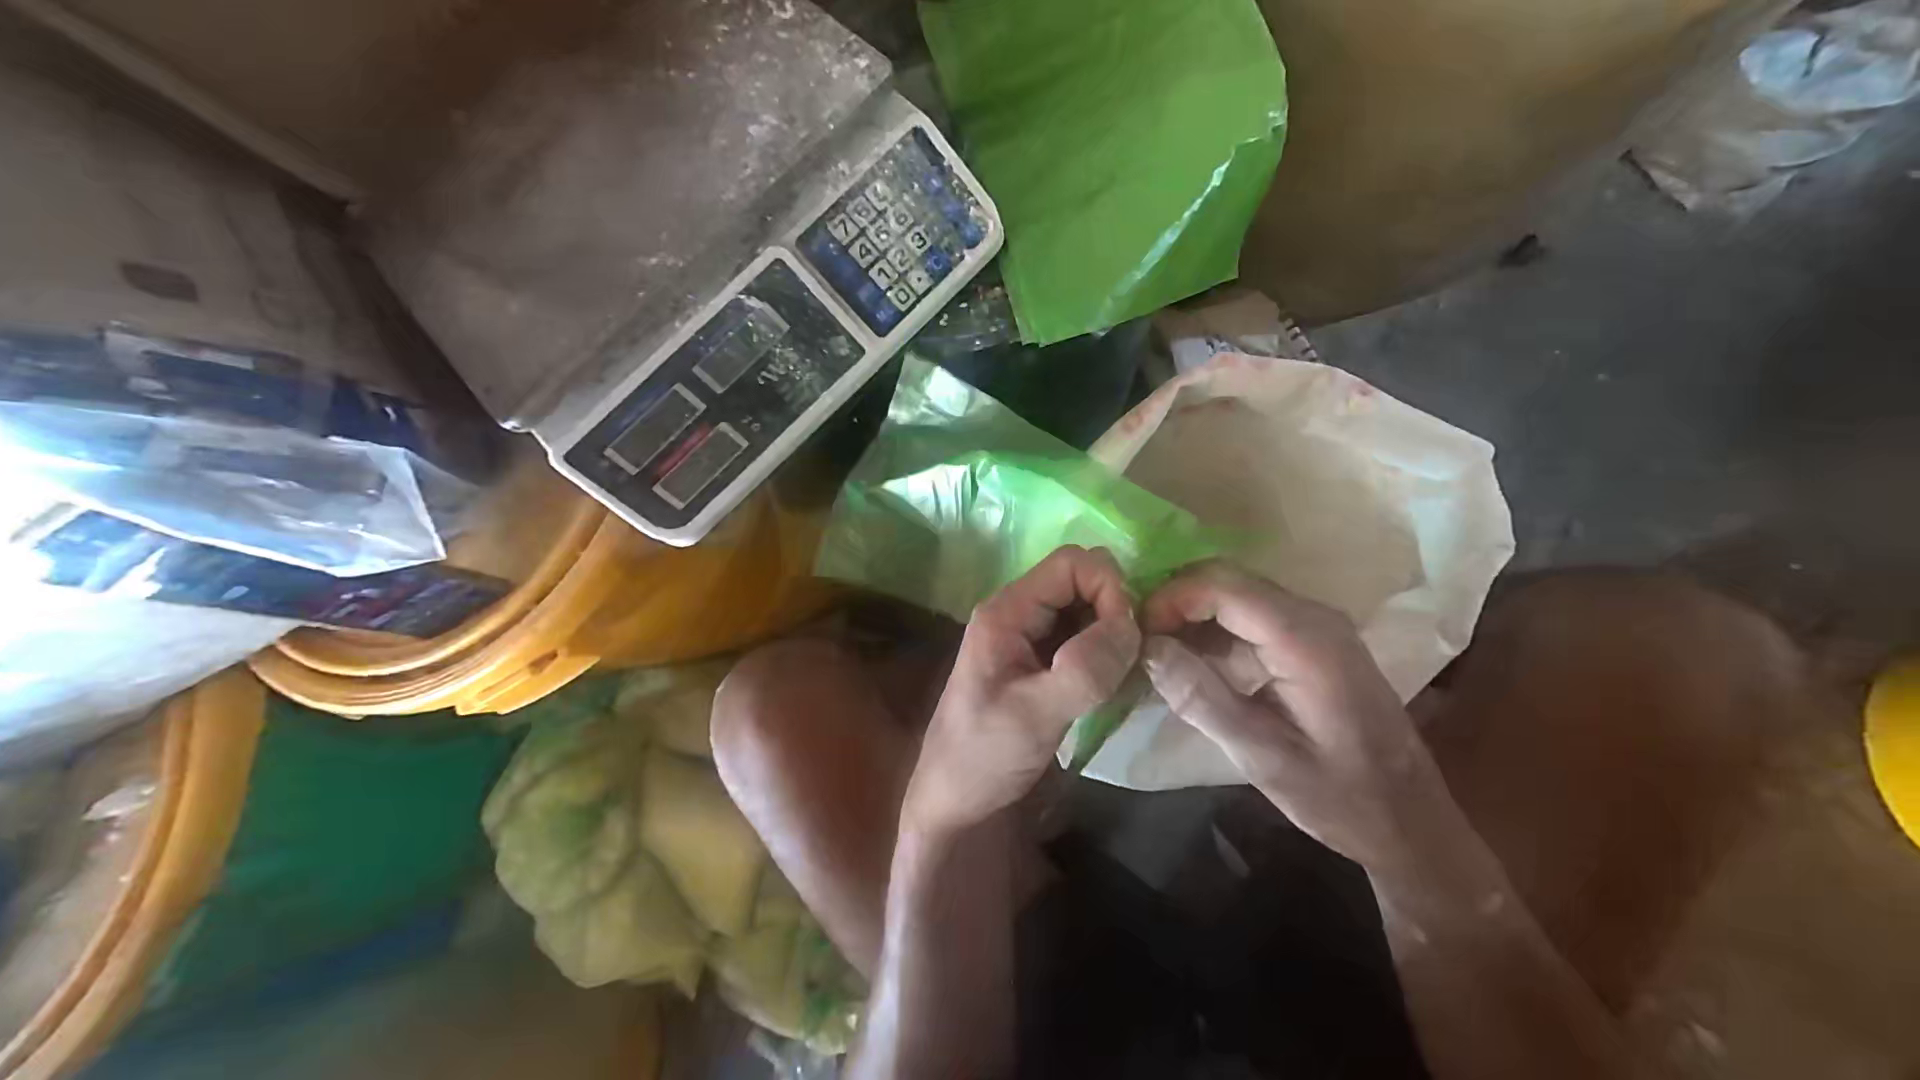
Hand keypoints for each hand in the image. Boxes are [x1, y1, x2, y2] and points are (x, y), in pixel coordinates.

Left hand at [905, 546, 1140, 832]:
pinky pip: (1086, 641)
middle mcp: (1019, 616)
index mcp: (1006, 612)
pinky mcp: (1045, 668)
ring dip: (1115, 635)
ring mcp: (1032, 641)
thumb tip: (1131, 625)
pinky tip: (1119, 685)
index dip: (1108, 586)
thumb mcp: (1032, 716)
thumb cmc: (982, 757)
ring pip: (1088, 612)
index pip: (1071, 563)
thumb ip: (1082, 669)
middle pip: (1082, 582)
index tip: (1129, 634)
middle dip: (1116, 609)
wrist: (956, 804)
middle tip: (1136, 655)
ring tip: (1130, 673)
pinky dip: (1109, 655)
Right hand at [1141, 562, 1451, 870]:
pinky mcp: (1311, 643)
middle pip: (1227, 581)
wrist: (1409, 822)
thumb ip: (1200, 697)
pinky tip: (1190, 667)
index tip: (1136, 634)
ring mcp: (1315, 627)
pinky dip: (1213, 634)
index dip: (1171, 598)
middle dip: (1175, 604)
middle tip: (1139, 644)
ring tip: (1155, 657)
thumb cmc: (1339, 796)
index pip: (1222, 585)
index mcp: (1306, 638)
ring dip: (1191, 619)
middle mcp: (1313, 616)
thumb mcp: (1260, 756)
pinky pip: (1250, 619)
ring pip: (1235, 596)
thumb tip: (1146, 646)